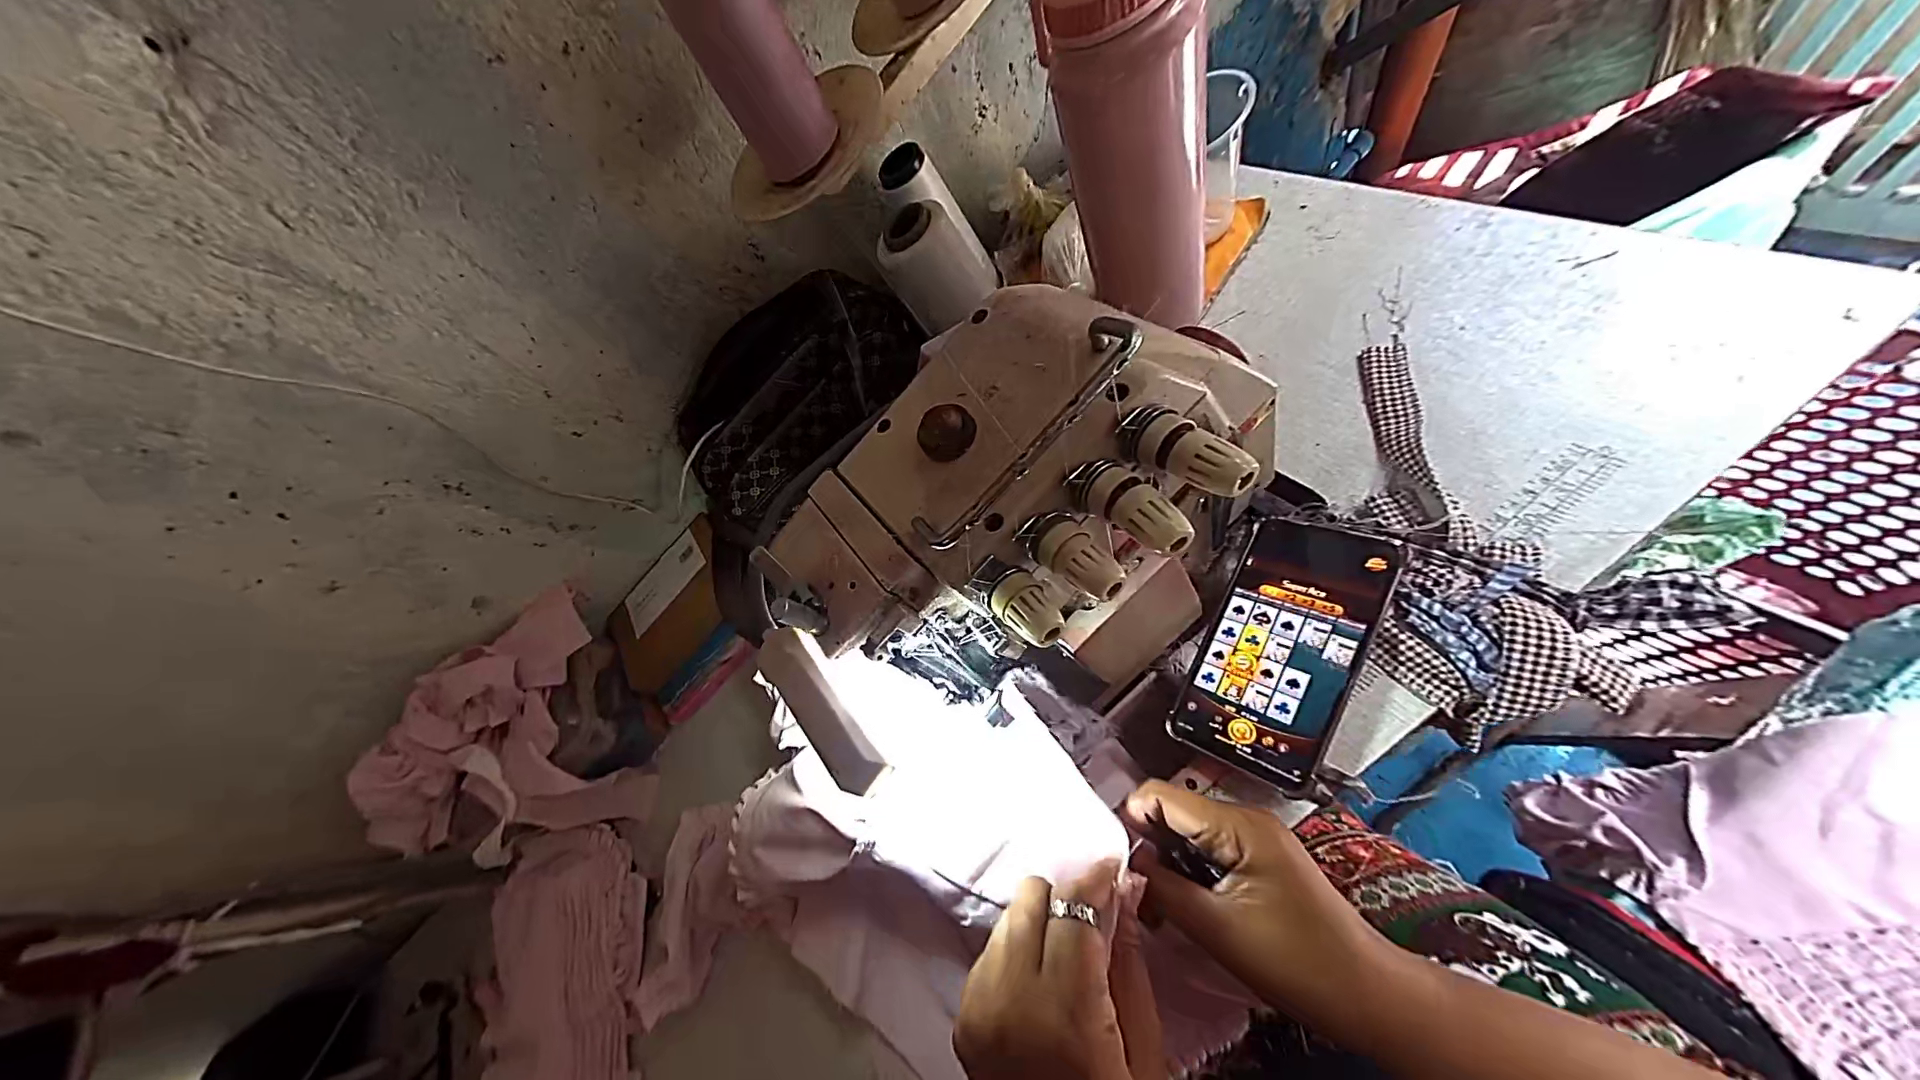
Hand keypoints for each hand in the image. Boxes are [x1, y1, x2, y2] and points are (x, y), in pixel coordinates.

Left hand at [954, 860, 1138, 1079]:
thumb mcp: (1140, 1044)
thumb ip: (1125, 957)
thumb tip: (1122, 888)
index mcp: (1064, 1011)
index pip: (1071, 906)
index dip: (1094, 877)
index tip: (1111, 866)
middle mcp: (1009, 999)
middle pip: (1030, 897)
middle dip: (1064, 899)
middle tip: (1090, 917)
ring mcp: (978, 1006)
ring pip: (1007, 918)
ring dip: (1038, 922)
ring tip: (1065, 953)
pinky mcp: (962, 1015)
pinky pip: (990, 951)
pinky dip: (1016, 951)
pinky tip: (1039, 979)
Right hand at [1118, 780, 1392, 1024]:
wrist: (1369, 993)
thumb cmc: (1296, 961)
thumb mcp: (1216, 927)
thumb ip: (1163, 885)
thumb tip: (1128, 860)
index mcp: (1237, 824)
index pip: (1159, 794)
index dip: (1132, 820)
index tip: (1121, 860)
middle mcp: (1246, 817)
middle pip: (1173, 810)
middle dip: (1150, 845)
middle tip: (1141, 891)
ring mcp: (1256, 835)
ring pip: (1189, 830)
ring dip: (1170, 862)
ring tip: (1163, 904)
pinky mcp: (1261, 855)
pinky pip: (1211, 847)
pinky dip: (1192, 870)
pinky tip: (1191, 903)